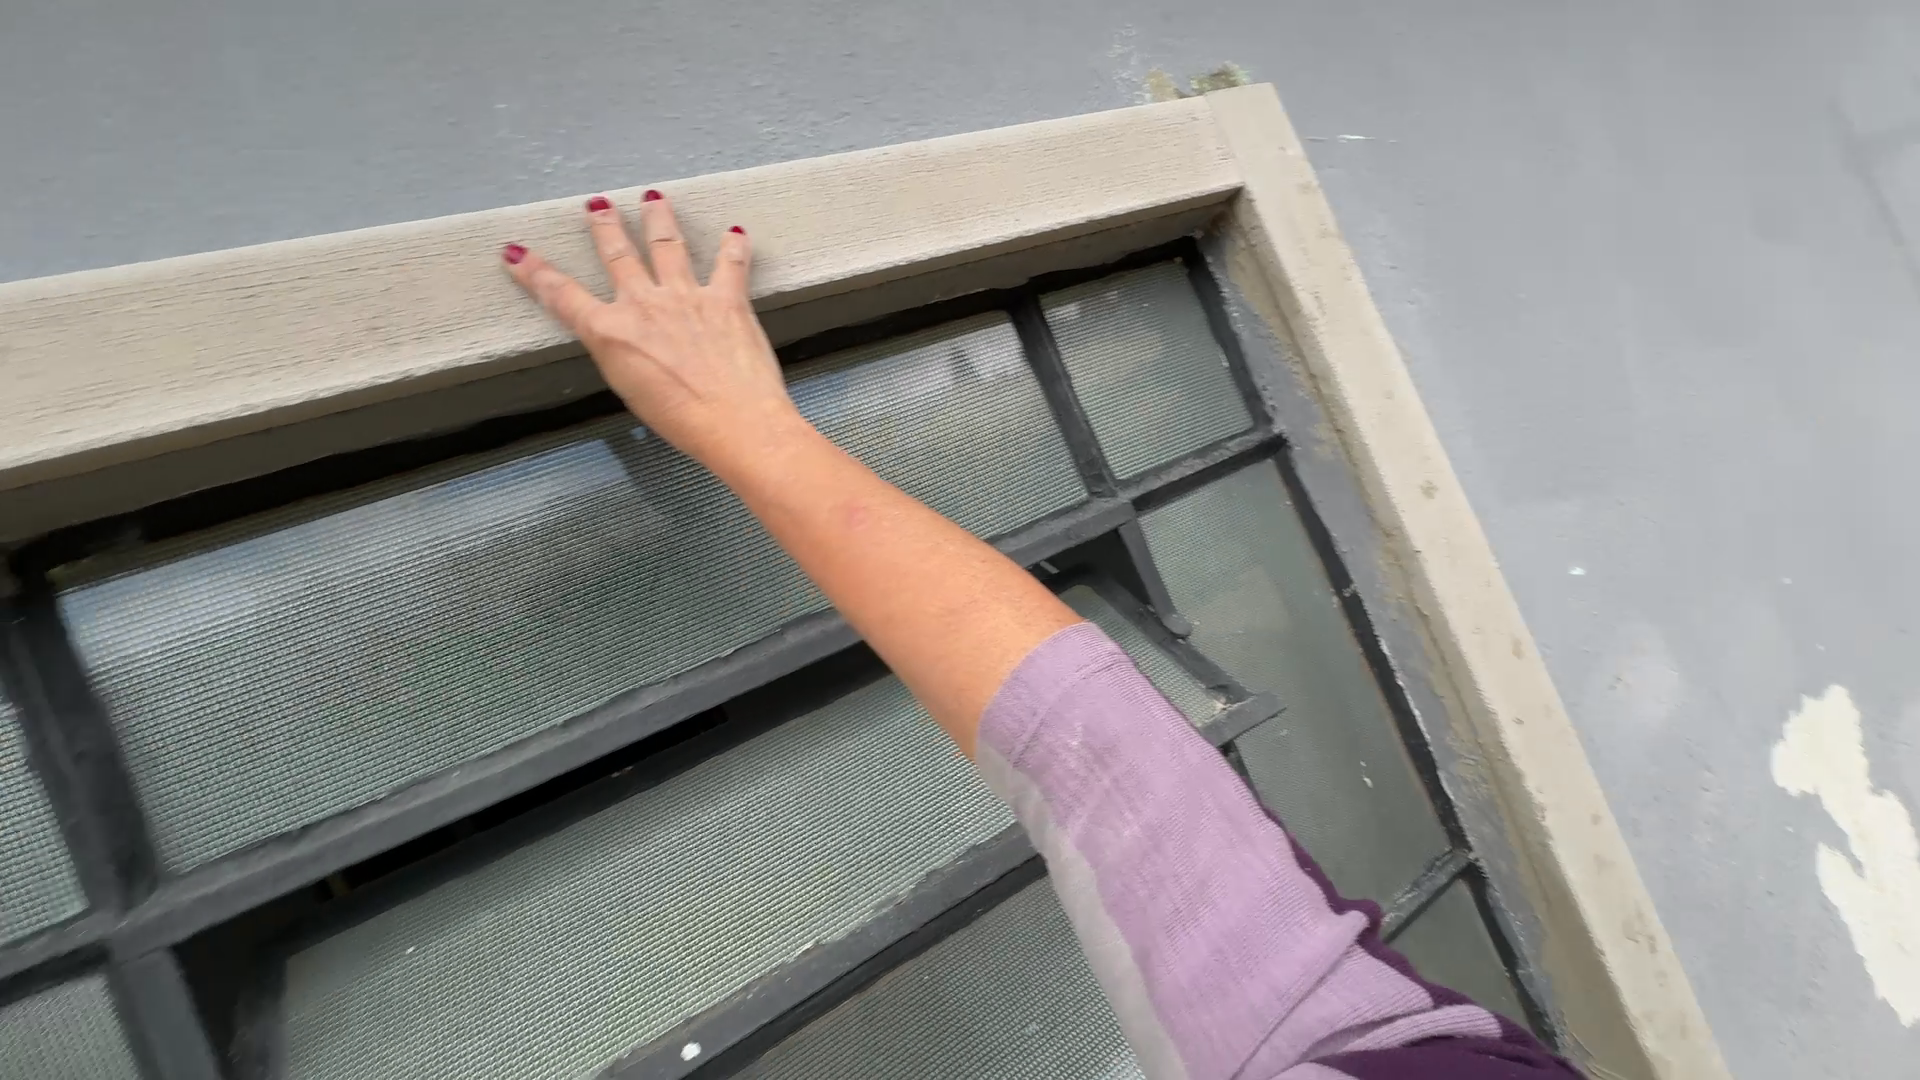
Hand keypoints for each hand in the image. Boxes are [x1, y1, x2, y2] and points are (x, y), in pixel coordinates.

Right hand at [502, 192, 804, 471]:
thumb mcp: (630, 392)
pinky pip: (731, 264)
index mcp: (612, 333)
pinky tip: (735, 231)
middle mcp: (644, 305)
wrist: (735, 421)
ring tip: (654, 198)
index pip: (562, 296)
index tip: (518, 254)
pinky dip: (734, 246)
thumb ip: (622, 357)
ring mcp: (686, 297)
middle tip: (598, 206)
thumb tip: (627, 344)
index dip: (536, 273)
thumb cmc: (685, 421)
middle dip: (605, 227)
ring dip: (658, 218)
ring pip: (666, 244)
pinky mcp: (727, 300)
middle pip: (617, 255)